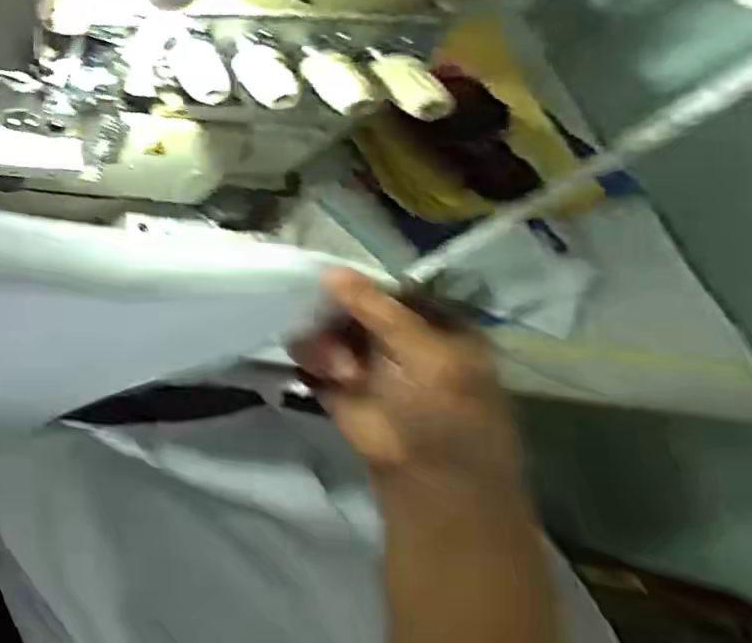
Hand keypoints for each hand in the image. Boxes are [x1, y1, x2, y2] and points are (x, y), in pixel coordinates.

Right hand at [290, 269, 524, 500]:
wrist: (428, 481)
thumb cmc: (446, 415)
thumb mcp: (428, 355)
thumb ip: (378, 309)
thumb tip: (329, 269)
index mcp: (429, 319)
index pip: (384, 283)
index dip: (356, 278)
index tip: (327, 276)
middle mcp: (392, 330)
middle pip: (344, 299)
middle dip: (332, 313)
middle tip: (333, 329)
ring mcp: (359, 352)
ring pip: (319, 322)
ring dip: (323, 342)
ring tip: (340, 372)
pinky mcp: (330, 374)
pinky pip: (304, 348)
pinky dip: (308, 357)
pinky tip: (321, 376)